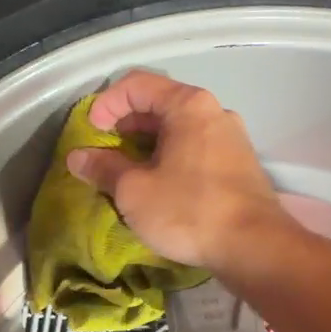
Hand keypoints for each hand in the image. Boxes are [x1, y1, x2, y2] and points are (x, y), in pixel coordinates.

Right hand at [65, 71, 292, 271]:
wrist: (253, 246)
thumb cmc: (188, 211)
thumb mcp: (134, 191)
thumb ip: (103, 168)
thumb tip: (77, 157)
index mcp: (188, 106)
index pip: (137, 84)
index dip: (106, 104)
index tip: (91, 132)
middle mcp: (214, 112)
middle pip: (159, 106)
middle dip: (125, 127)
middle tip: (103, 154)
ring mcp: (230, 139)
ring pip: (177, 132)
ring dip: (147, 148)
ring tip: (126, 175)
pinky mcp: (238, 166)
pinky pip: (194, 151)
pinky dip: (169, 161)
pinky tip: (158, 189)